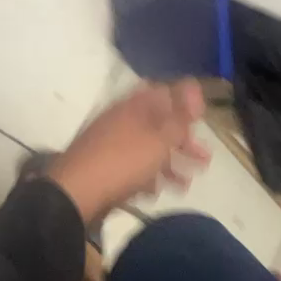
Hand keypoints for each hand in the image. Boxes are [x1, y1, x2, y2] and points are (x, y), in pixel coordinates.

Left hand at [47, 80, 210, 223]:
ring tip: (187, 183)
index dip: (183, 102)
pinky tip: (157, 192)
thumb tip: (194, 86)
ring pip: (146, 148)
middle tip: (205, 158)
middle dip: (182, 140)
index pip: (162, 93)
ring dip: (169, 162)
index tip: (201, 117)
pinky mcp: (103, 168)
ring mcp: (110, 144)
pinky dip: (147, 176)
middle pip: (157, 124)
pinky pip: (131, 167)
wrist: (75, 193)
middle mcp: (121, 119)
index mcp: (133, 106)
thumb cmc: (122, 161)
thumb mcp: (158, 140)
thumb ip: (179, 117)